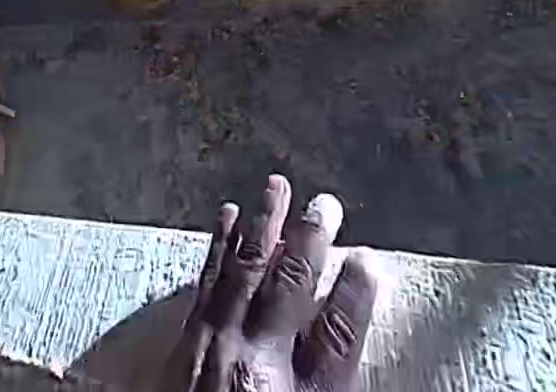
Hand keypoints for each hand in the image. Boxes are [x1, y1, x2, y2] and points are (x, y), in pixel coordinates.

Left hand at [160, 174, 377, 391]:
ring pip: (245, 270)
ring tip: (276, 184)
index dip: (356, 295)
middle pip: (290, 289)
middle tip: (327, 203)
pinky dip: (220, 243)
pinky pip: (208, 279)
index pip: (337, 338)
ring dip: (264, 224)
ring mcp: (215, 346)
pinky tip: (229, 215)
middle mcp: (256, 364)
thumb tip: (339, 341)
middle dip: (311, 241)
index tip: (369, 258)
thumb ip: (325, 378)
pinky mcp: (186, 341)